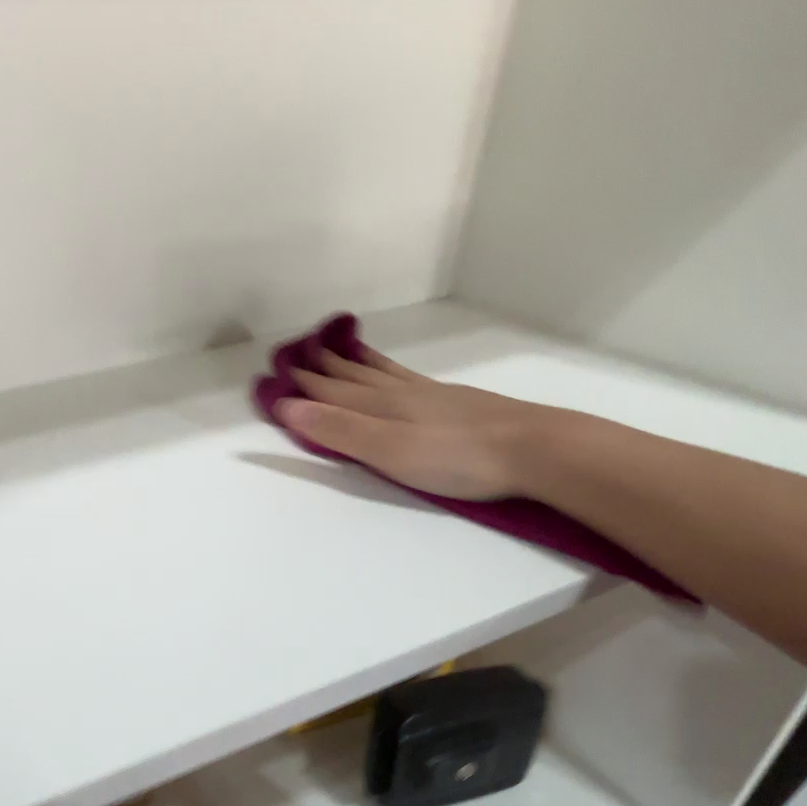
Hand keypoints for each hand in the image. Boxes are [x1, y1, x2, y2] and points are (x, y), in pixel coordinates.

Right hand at [276, 344, 578, 500]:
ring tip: (334, 348)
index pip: (329, 393)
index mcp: (378, 407)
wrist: (533, 448)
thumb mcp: (388, 451)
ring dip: (351, 361)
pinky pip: (405, 376)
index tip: (274, 373)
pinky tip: (391, 371)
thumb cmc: (455, 457)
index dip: (301, 386)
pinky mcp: (453, 402)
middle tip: (295, 352)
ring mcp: (427, 395)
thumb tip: (287, 406)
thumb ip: (339, 430)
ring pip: (377, 372)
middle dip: (320, 367)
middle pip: (350, 377)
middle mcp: (398, 394)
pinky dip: (386, 367)